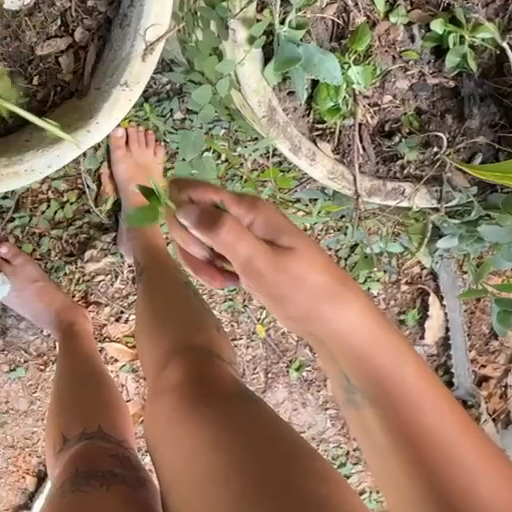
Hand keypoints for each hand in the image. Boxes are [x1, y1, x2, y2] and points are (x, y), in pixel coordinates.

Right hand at [165, 179, 368, 326]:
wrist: (333, 321)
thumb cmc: (302, 290)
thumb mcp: (259, 263)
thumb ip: (221, 232)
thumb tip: (181, 207)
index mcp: (246, 208)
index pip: (191, 191)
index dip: (179, 214)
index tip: (193, 245)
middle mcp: (240, 215)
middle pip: (189, 214)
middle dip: (191, 243)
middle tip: (213, 268)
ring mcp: (240, 235)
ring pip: (196, 236)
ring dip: (199, 260)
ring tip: (222, 281)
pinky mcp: (240, 254)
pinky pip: (209, 254)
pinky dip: (210, 269)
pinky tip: (226, 284)